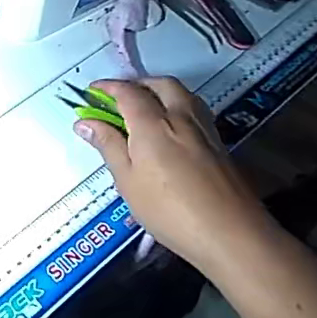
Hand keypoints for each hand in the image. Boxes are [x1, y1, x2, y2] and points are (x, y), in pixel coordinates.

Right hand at [74, 77, 274, 277]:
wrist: (230, 233)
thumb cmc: (169, 210)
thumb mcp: (127, 181)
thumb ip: (107, 145)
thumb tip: (86, 122)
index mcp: (153, 123)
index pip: (127, 92)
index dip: (107, 88)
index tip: (92, 92)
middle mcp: (180, 117)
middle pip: (159, 84)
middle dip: (137, 84)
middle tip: (119, 99)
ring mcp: (203, 129)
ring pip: (181, 94)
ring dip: (159, 91)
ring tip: (144, 111)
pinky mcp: (219, 143)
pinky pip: (194, 110)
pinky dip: (176, 107)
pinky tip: (170, 130)